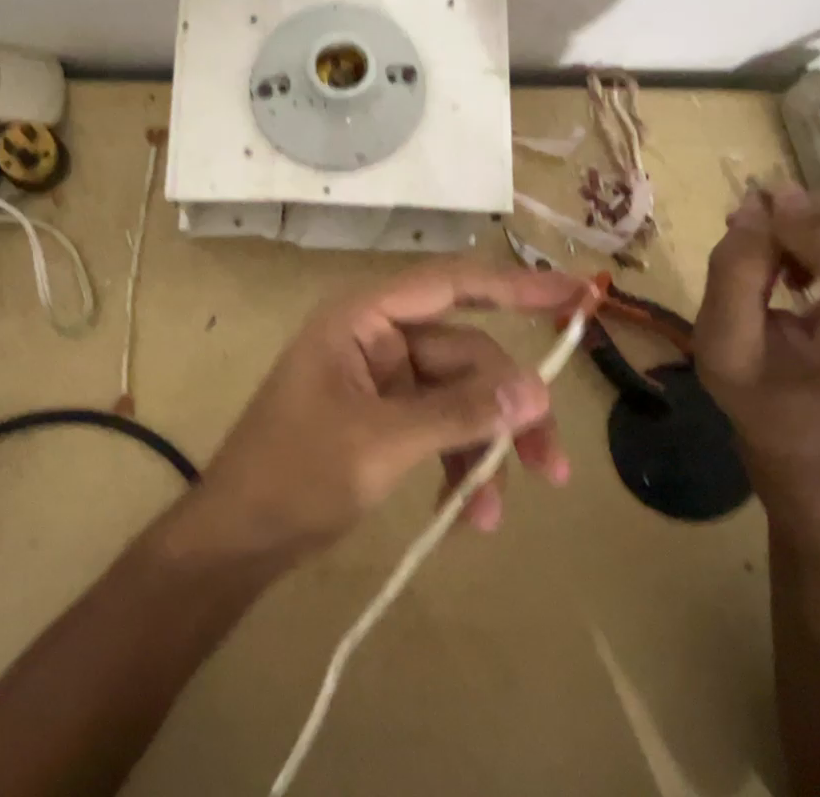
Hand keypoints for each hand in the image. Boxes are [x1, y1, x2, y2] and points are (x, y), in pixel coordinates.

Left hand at [196, 261, 580, 560]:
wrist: (239, 536)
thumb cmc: (295, 475)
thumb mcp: (382, 443)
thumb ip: (459, 412)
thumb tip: (535, 390)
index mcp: (361, 321)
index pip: (450, 285)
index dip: (516, 286)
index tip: (580, 294)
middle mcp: (374, 341)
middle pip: (467, 357)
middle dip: (508, 412)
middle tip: (551, 469)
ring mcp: (380, 383)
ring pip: (460, 400)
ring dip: (485, 452)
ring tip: (493, 515)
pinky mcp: (384, 422)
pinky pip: (440, 430)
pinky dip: (458, 466)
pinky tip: (466, 517)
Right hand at [694, 185, 819, 498]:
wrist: (810, 431)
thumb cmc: (757, 394)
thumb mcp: (720, 345)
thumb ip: (734, 276)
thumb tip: (757, 205)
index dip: (812, 225)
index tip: (755, 211)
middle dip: (809, 219)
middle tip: (753, 229)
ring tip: (776, 255)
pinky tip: (808, 266)